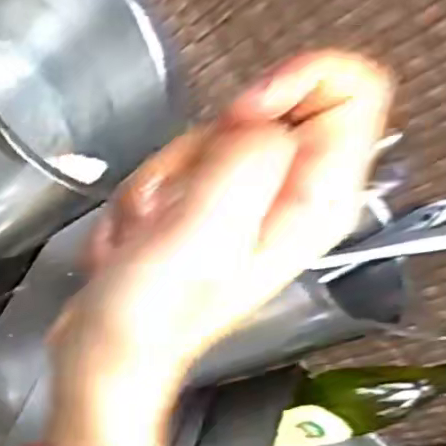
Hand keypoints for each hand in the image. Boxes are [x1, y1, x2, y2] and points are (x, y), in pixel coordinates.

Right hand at [52, 51, 394, 403]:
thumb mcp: (205, 231)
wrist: (97, 361)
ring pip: (189, 154)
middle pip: (248, 122)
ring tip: (136, 242)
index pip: (348, 90)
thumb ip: (245, 157)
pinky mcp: (179, 226)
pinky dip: (125, 217)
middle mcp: (279, 200)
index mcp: (314, 198)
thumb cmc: (149, 315)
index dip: (290, 84)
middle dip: (187, 159)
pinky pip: (153, 188)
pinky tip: (122, 252)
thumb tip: (247, 121)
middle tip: (165, 210)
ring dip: (145, 195)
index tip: (231, 117)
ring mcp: (225, 214)